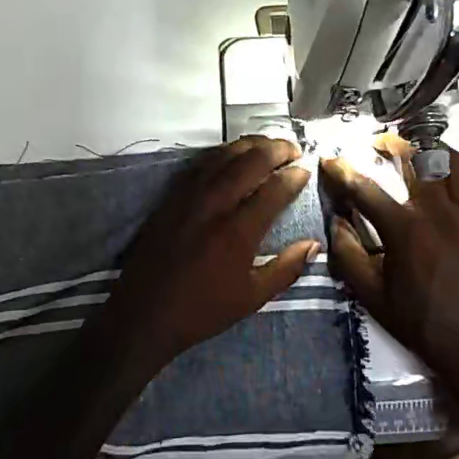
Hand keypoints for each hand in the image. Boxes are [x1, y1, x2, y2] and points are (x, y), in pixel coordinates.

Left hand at [99, 136, 319, 369]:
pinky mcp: (172, 198)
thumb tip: (314, 244)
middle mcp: (215, 206)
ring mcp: (190, 197)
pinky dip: (222, 153)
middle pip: (250, 162)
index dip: (294, 176)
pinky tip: (232, 154)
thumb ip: (286, 268)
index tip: (306, 171)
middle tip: (293, 149)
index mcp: (238, 231)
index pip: (274, 190)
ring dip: (250, 145)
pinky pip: (201, 165)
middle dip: (276, 149)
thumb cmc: (202, 309)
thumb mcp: (252, 298)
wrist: (144, 314)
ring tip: (268, 144)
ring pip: (224, 157)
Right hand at [321, 137, 458, 435]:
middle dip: (391, 143)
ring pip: (453, 160)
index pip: (366, 188)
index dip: (342, 170)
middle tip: (377, 144)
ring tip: (416, 149)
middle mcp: (439, 213)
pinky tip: (455, 173)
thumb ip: (348, 256)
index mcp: (406, 231)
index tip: (329, 160)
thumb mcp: (373, 296)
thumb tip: (335, 224)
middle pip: (415, 157)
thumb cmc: (422, 323)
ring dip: (431, 148)